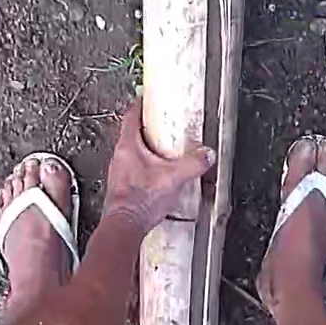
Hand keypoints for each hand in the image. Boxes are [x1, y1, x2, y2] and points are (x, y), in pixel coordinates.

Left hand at [99, 98, 215, 235]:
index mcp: (128, 147)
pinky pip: (133, 171)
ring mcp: (119, 173)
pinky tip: (157, 178)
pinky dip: (145, 169)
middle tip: (161, 126)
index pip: (131, 117)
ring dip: (146, 151)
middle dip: (147, 130)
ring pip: (132, 154)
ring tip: (163, 153)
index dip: (139, 105)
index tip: (145, 98)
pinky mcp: (122, 188)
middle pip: (131, 135)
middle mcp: (119, 158)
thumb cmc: (140, 201)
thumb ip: (193, 164)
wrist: (125, 226)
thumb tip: (206, 155)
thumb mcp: (174, 177)